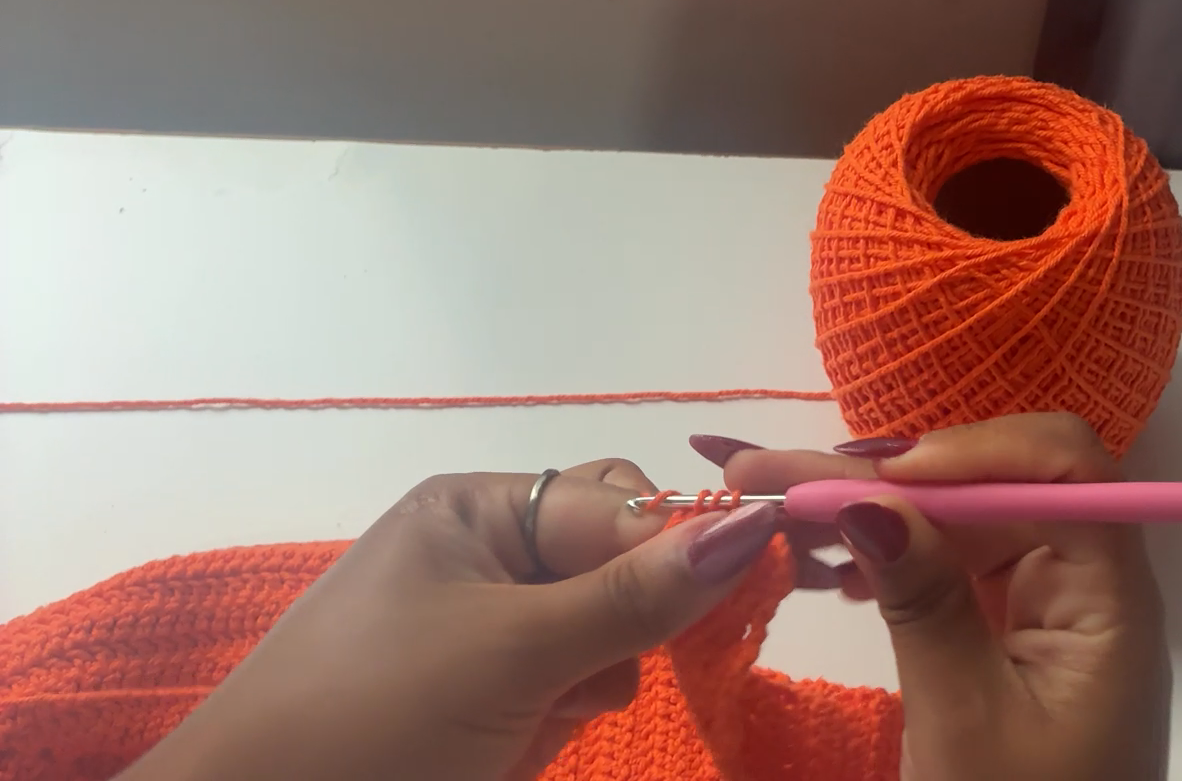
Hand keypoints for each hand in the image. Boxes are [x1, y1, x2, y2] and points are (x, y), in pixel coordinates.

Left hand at [120, 460, 779, 780]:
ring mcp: (491, 614)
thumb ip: (642, 593)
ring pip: (611, 608)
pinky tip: (550, 725)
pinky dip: (583, 692)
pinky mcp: (494, 677)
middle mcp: (490, 545)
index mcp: (480, 508)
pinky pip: (582, 659)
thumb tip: (759, 523)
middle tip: (635, 655)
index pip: (618, 504)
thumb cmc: (367, 731)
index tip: (743, 585)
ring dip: (609, 658)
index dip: (679, 543)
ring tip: (569, 705)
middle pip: (617, 547)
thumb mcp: (515, 655)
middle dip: (637, 603)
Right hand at [717, 414, 1171, 780]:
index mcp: (1109, 591)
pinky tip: (833, 564)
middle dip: (891, 472)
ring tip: (782, 504)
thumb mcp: (967, 722)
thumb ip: (925, 603)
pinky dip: (892, 549)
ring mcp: (1042, 588)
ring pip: (960, 511)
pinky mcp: (1008, 610)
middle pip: (993, 480)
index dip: (978, 450)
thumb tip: (868, 500)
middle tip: (777, 468)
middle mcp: (1082, 570)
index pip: (1067, 467)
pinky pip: (949, 553)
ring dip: (875, 505)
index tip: (886, 473)